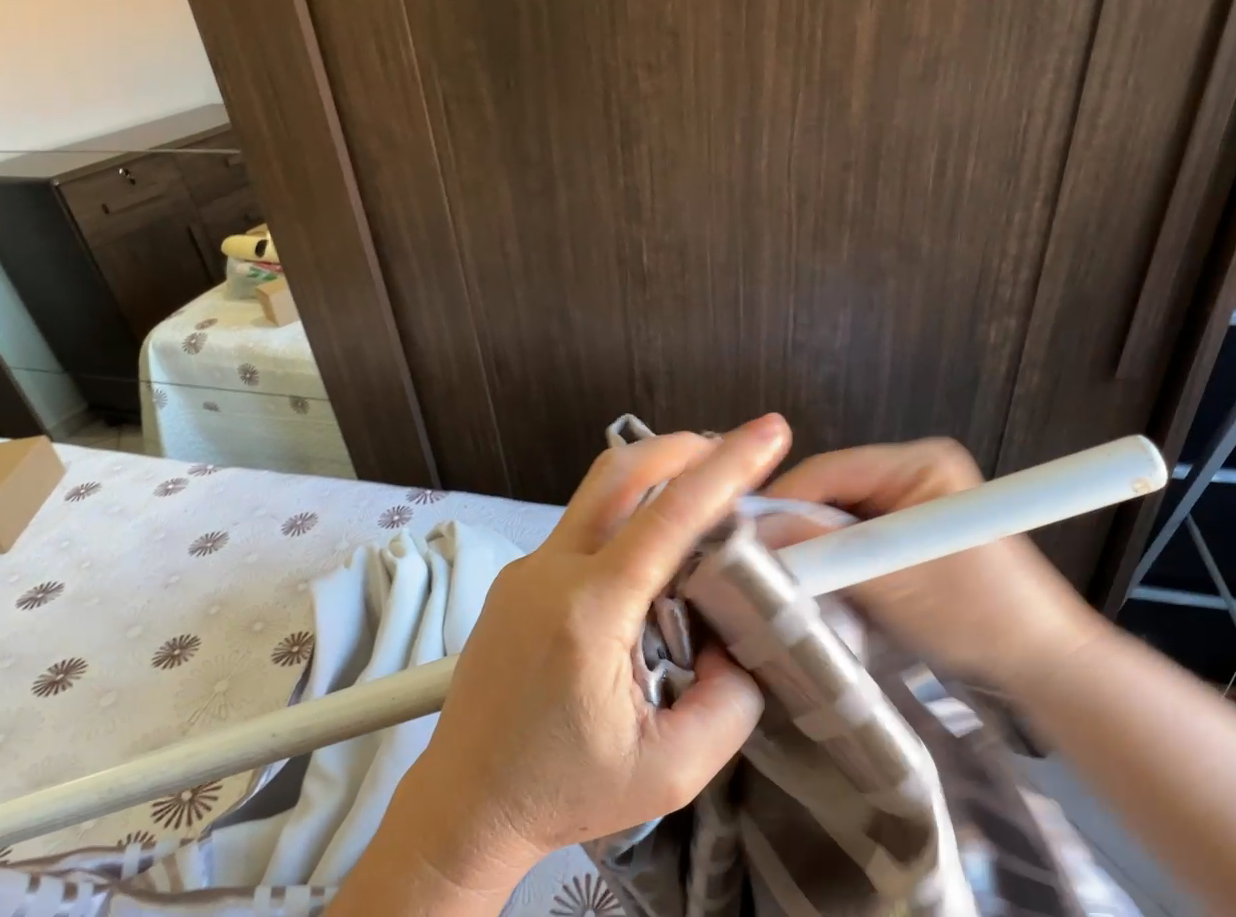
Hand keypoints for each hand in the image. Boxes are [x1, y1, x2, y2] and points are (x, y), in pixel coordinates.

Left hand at [385, 415, 788, 895]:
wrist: (466, 805)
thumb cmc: (563, 792)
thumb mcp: (672, 771)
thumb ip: (730, 704)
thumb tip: (740, 642)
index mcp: (589, 614)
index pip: (668, 517)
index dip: (726, 467)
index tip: (769, 431)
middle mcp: (550, 574)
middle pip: (620, 472)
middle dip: (684, 449)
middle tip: (734, 455)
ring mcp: (527, 571)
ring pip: (598, 494)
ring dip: (657, 482)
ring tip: (706, 508)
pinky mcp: (518, 581)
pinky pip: (582, 529)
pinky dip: (629, 520)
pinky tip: (655, 564)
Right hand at [763, 438, 1108, 692]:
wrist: (1040, 662)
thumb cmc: (978, 615)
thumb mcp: (894, 579)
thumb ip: (825, 549)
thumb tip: (755, 531)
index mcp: (920, 462)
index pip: (830, 469)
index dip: (781, 501)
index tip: (740, 537)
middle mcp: (914, 470)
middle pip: (832, 490)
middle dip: (796, 526)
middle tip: (755, 562)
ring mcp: (913, 501)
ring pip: (839, 516)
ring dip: (815, 546)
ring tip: (781, 575)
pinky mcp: (911, 531)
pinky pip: (856, 536)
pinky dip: (836, 559)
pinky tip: (819, 583)